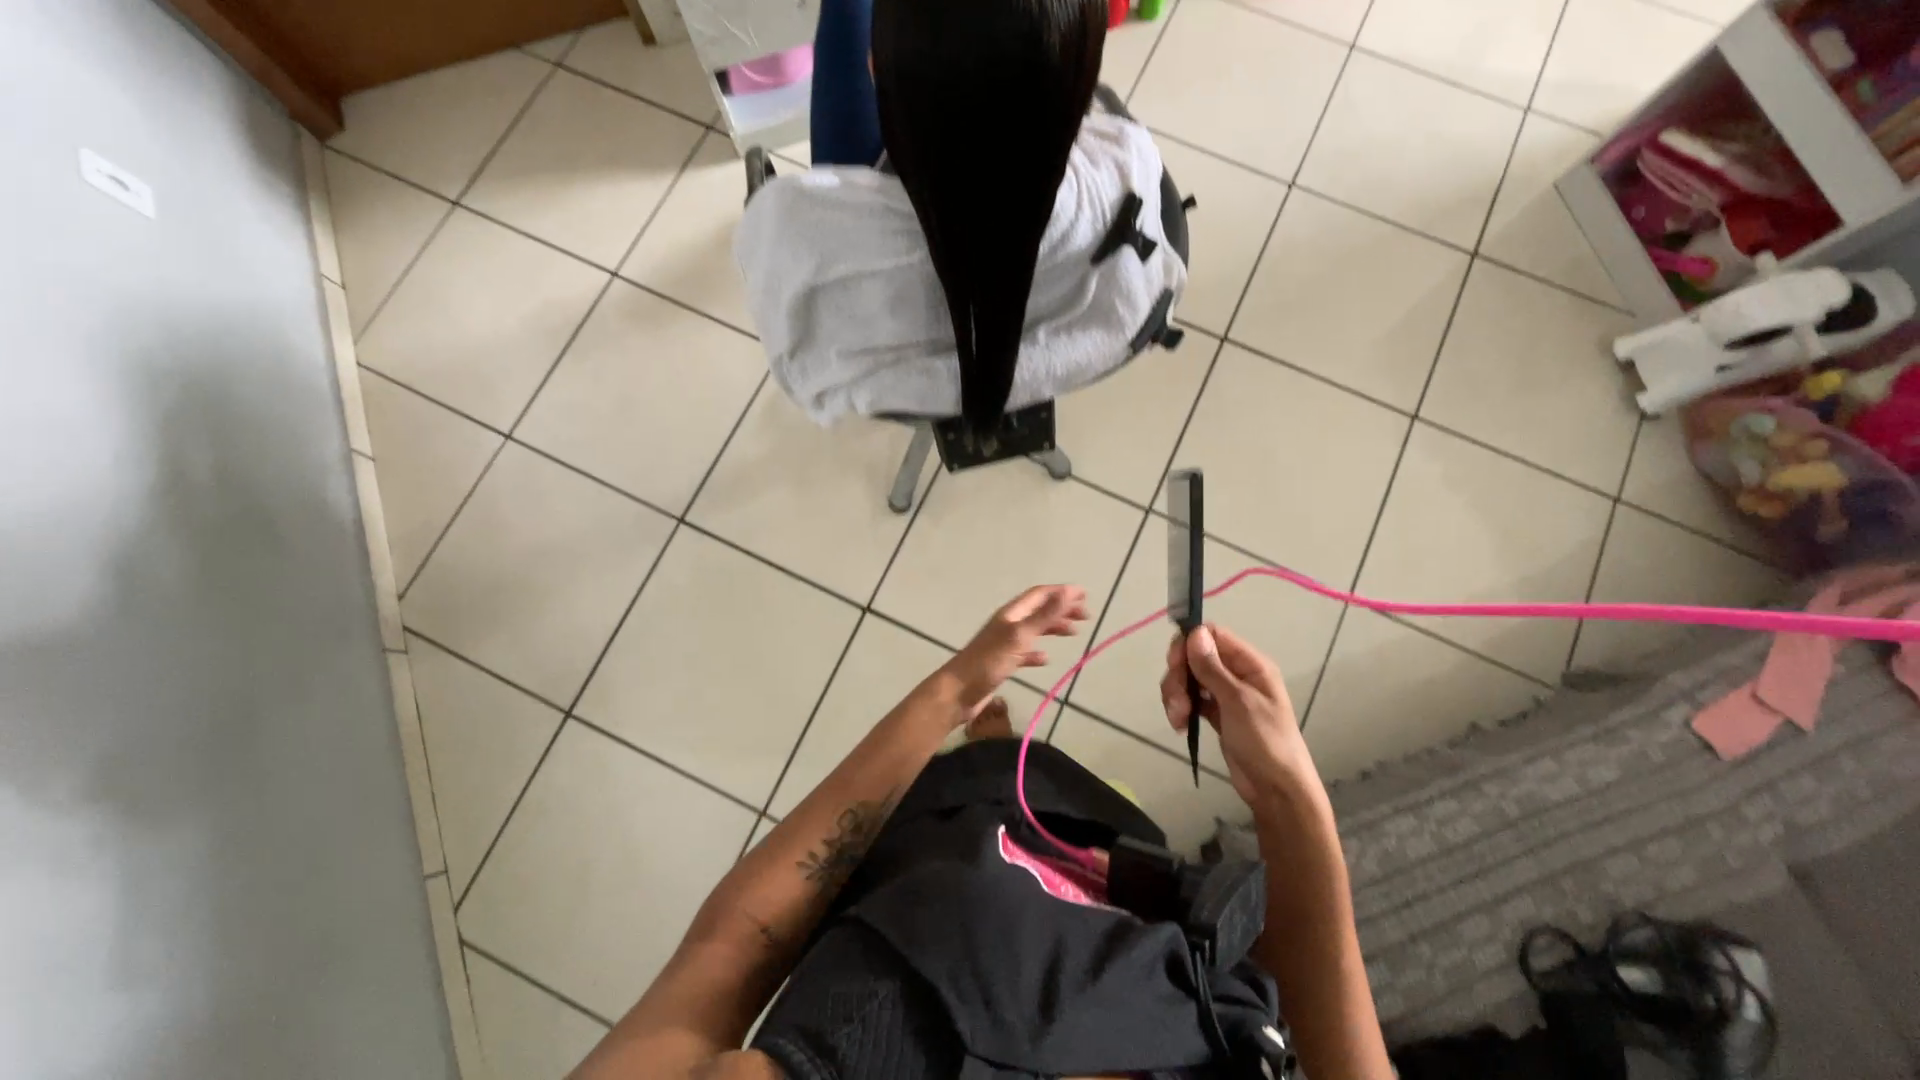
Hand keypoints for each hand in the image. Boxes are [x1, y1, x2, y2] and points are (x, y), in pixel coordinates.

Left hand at [936, 585, 1088, 724]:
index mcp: (1011, 614)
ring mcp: (1003, 644)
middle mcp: (1007, 625)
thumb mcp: (1020, 637)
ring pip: (1033, 630)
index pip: (1039, 595)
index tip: (1084, 595)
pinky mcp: (1001, 663)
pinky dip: (1037, 653)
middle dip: (1061, 610)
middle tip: (1085, 616)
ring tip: (1073, 633)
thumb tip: (1067, 592)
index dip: (1061, 592)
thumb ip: (1044, 616)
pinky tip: (1046, 658)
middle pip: (1038, 611)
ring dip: (1053, 628)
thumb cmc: (988, 663)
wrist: (958, 693)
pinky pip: (1024, 653)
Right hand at [1162, 624, 1314, 803]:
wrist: (1276, 788)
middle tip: (1176, 703)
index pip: (1213, 635)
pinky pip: (1191, 699)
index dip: (1189, 644)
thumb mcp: (1238, 702)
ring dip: (1176, 695)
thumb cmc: (1265, 742)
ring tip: (1178, 719)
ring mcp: (1226, 694)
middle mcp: (1238, 674)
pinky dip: (1182, 708)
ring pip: (1189, 679)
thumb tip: (1194, 633)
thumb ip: (1213, 668)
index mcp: (1251, 664)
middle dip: (1179, 677)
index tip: (1174, 664)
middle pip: (1195, 657)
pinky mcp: (1217, 713)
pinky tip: (1180, 725)